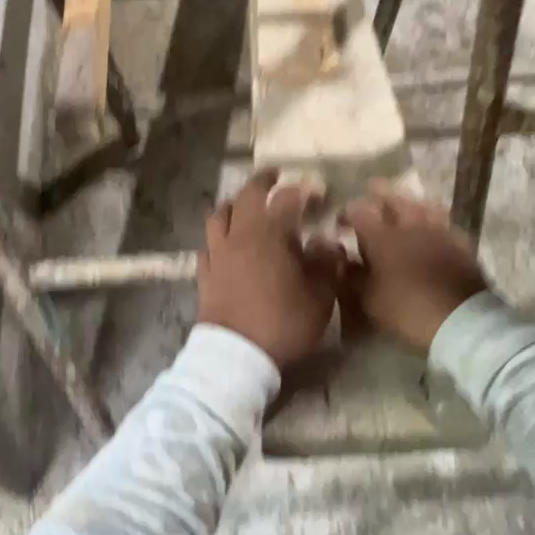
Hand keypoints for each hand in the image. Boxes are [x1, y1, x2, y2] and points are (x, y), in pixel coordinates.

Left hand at [196, 170, 338, 368]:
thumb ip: (327, 265)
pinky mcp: (205, 273)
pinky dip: (220, 234)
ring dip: (235, 204)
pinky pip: (209, 242)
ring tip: (245, 206)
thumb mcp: (320, 296)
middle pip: (247, 195)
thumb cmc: (283, 322)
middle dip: (263, 182)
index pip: (288, 198)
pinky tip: (228, 242)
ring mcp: (218, 252)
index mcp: (270, 232)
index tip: (319, 193)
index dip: (305, 191)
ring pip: (220, 214)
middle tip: (275, 177)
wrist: (237, 356)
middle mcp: (240, 233)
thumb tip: (330, 244)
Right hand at [340, 183, 486, 352]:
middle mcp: (409, 223)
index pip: (359, 210)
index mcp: (382, 236)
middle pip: (393, 197)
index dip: (347, 212)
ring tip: (402, 206)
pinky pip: (443, 221)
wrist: (459, 318)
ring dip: (408, 203)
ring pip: (421, 204)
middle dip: (379, 194)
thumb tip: (342, 259)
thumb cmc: (406, 309)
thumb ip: (351, 276)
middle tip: (371, 193)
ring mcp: (438, 229)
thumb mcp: (369, 299)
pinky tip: (430, 228)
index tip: (341, 222)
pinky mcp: (460, 241)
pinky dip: (432, 220)